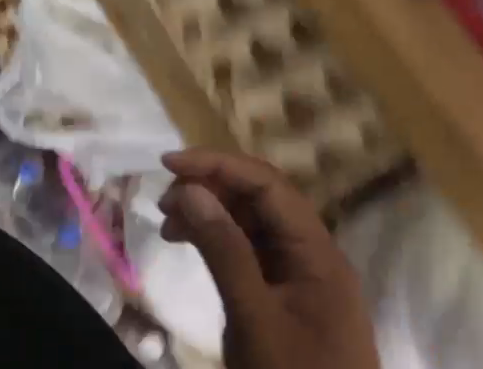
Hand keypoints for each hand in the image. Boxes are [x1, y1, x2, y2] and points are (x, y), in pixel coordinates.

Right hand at [158, 149, 379, 368]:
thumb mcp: (254, 317)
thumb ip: (224, 251)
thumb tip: (189, 189)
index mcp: (319, 255)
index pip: (269, 185)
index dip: (218, 164)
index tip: (167, 164)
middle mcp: (313, 255)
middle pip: (260, 196)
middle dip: (209, 186)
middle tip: (164, 202)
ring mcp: (300, 274)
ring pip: (251, 219)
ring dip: (208, 210)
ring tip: (168, 224)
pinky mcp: (284, 292)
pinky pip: (248, 246)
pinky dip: (214, 235)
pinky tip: (187, 243)